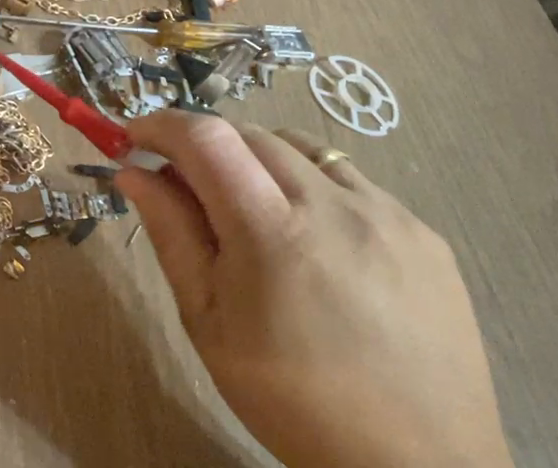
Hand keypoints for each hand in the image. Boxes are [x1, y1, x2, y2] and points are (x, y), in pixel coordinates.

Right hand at [116, 113, 512, 467]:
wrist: (416, 464)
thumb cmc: (290, 397)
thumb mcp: (208, 319)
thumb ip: (171, 233)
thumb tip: (132, 173)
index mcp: (274, 232)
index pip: (206, 137)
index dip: (161, 124)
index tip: (133, 139)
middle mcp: (336, 206)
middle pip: (250, 133)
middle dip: (203, 142)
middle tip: (178, 180)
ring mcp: (390, 216)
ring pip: (302, 149)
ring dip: (257, 157)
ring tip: (245, 204)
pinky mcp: (425, 234)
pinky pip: (351, 182)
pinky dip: (309, 186)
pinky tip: (309, 236)